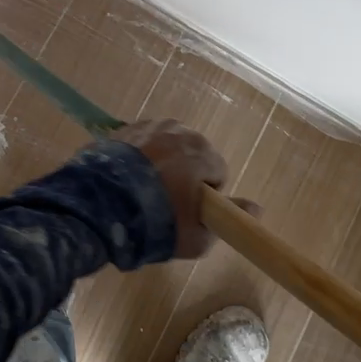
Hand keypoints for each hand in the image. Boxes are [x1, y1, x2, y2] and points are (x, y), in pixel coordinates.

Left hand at [112, 119, 261, 258]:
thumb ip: (230, 220)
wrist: (102, 206)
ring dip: (162, 163)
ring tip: (144, 191)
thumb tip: (258, 208)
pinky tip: (127, 180)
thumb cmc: (157, 222)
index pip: (217, 172)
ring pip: (166, 146)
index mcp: (201, 152)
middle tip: (166, 203)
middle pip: (191, 154)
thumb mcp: (198, 235)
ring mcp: (148, 126)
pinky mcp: (123, 129)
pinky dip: (139, 157)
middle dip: (185, 175)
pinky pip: (141, 144)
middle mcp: (178, 130)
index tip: (189, 212)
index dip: (207, 195)